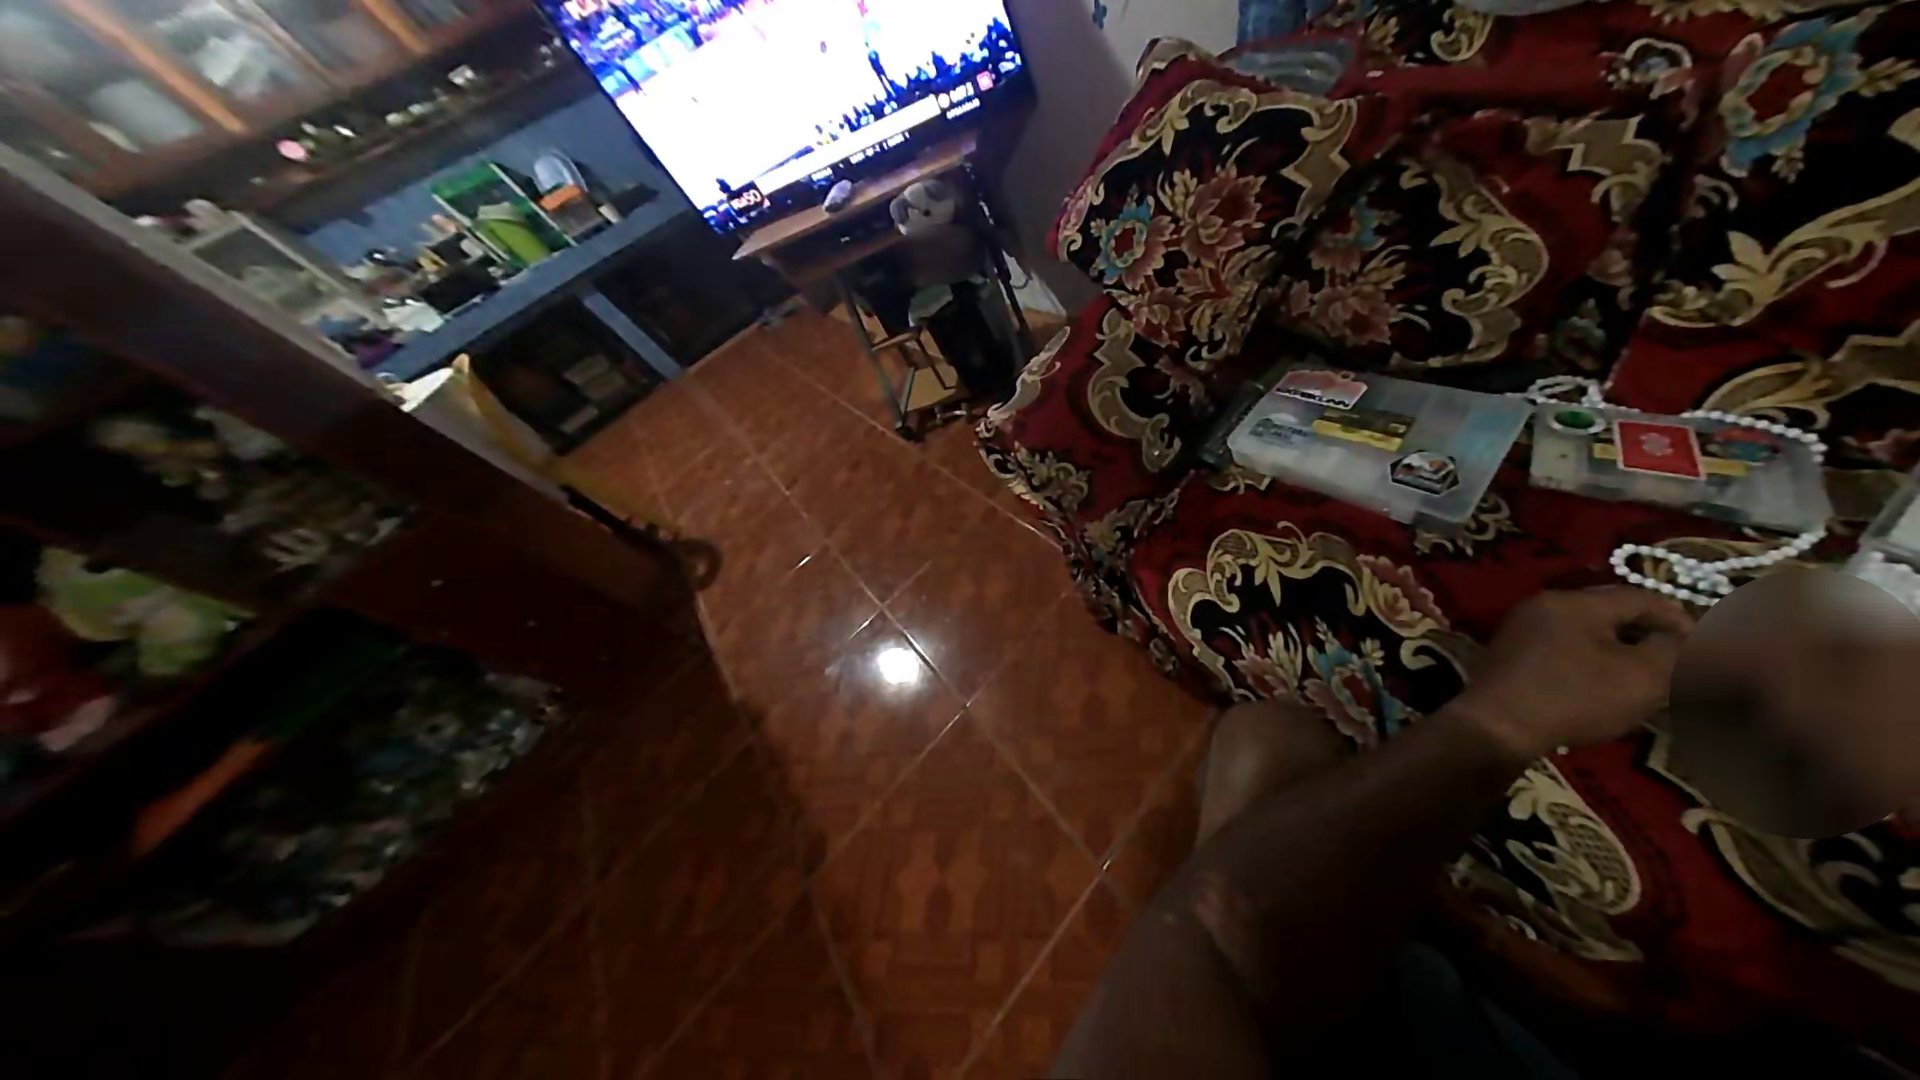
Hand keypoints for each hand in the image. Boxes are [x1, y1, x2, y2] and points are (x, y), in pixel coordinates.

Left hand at [1448, 588, 1692, 761]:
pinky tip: (1609, 685)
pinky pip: (1564, 646)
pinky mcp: (1512, 652)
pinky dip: (1593, 660)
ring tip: (1650, 678)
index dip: (1681, 621)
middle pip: (1611, 611)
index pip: (1641, 597)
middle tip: (1681, 665)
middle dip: (1651, 635)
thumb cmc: (1573, 697)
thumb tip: (1692, 639)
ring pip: (1588, 631)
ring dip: (1623, 650)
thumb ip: (1677, 651)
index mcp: (1571, 602)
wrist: (1497, 725)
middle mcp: (1541, 606)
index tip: (1708, 650)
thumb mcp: (1642, 675)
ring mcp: (1521, 628)